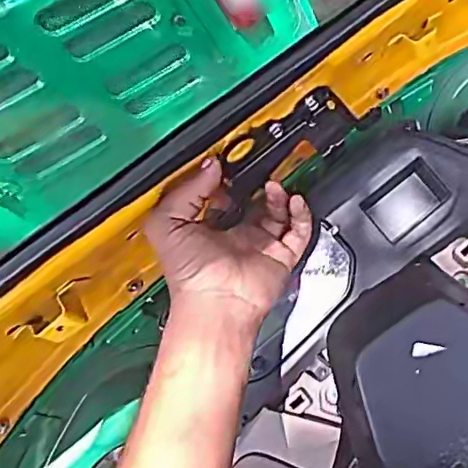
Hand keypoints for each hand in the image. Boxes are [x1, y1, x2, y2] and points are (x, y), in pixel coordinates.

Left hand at [146, 158, 312, 326]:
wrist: (216, 303)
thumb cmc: (189, 275)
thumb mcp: (166, 221)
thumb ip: (187, 189)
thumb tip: (210, 167)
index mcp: (208, 230)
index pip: (221, 197)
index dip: (224, 179)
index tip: (226, 164)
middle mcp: (236, 237)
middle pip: (254, 203)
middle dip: (257, 184)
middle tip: (257, 168)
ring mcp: (261, 246)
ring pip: (279, 213)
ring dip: (279, 195)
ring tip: (273, 183)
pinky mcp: (282, 256)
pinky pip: (299, 231)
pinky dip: (300, 214)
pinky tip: (292, 200)